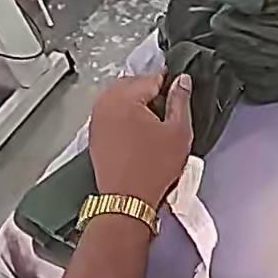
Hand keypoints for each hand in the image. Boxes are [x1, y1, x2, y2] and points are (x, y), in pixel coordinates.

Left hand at [88, 74, 191, 208]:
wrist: (128, 199)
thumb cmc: (152, 170)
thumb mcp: (179, 132)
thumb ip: (181, 101)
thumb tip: (182, 82)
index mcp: (125, 97)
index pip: (152, 77)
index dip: (170, 86)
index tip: (178, 96)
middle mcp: (106, 103)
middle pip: (132, 84)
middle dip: (150, 93)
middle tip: (167, 113)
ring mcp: (97, 118)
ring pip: (120, 98)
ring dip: (137, 105)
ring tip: (153, 126)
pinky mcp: (95, 134)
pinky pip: (111, 114)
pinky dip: (125, 118)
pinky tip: (139, 136)